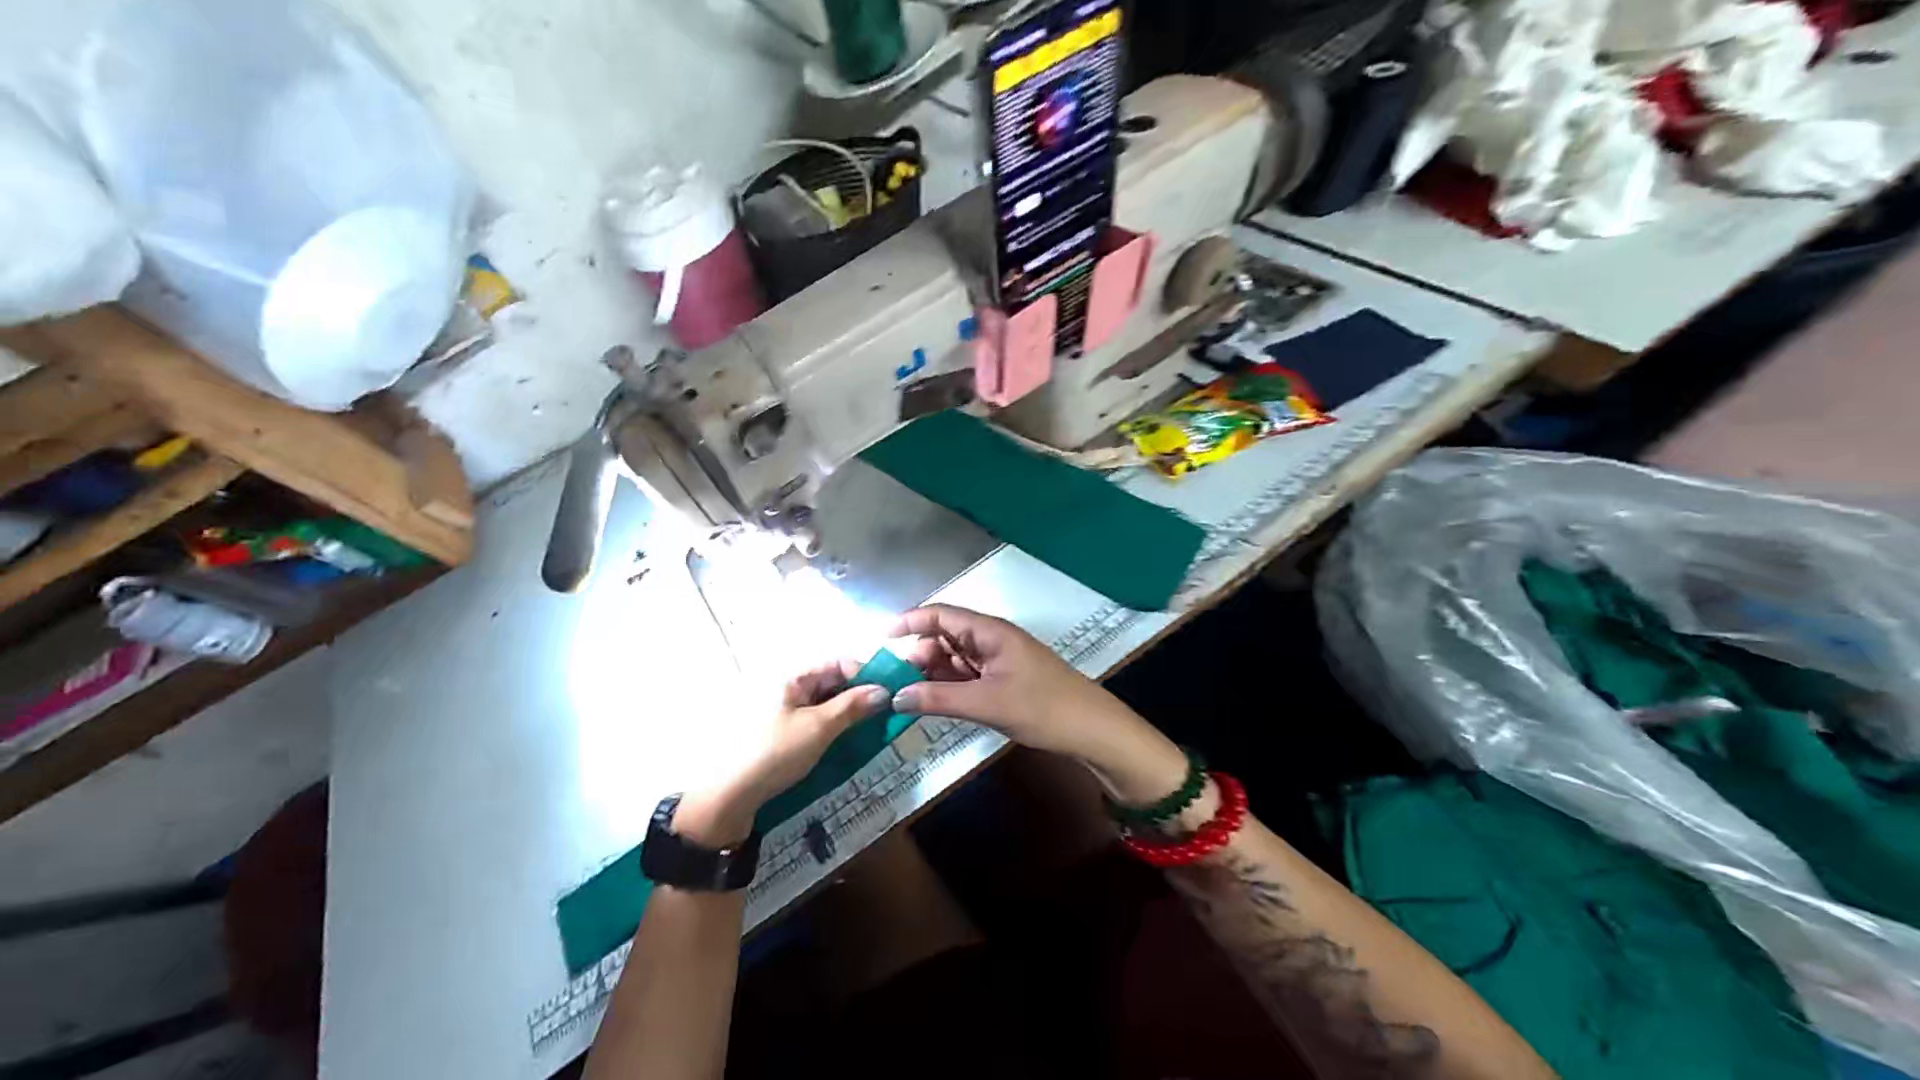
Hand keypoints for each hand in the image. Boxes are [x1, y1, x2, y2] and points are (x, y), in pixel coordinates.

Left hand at [675, 660, 887, 846]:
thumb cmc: (774, 754)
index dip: (864, 674)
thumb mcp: (819, 728)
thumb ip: (852, 706)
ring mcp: (778, 711)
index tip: (888, 694)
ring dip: (846, 714)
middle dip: (858, 696)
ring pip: (822, 704)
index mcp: (791, 677)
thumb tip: (883, 690)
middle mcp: (784, 687)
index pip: (837, 663)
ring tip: (868, 731)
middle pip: (830, 682)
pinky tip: (843, 744)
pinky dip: (830, 729)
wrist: (728, 798)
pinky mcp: (776, 735)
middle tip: (883, 715)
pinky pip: (811, 722)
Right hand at [889, 605, 1187, 805]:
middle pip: (943, 637)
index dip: (909, 622)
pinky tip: (929, 702)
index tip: (880, 637)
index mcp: (990, 632)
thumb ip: (939, 698)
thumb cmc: (1043, 708)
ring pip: (953, 659)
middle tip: (890, 680)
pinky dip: (946, 687)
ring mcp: (997, 660)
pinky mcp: (1002, 681)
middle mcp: (990, 640)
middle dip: (916, 655)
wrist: (1092, 730)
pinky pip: (965, 677)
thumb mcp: (987, 703)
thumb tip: (895, 697)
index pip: (941, 614)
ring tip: (903, 694)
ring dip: (930, 674)